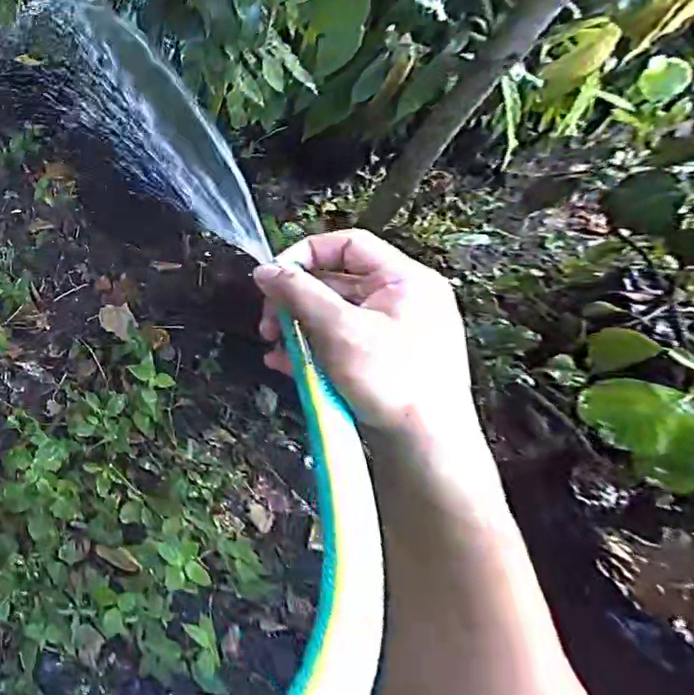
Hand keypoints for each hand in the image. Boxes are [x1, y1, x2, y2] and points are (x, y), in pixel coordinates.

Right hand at [252, 230, 490, 485]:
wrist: (429, 450)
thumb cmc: (393, 382)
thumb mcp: (337, 329)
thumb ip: (297, 293)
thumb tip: (264, 270)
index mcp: (405, 280)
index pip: (346, 244)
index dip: (304, 255)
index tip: (273, 279)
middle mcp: (403, 299)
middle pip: (333, 279)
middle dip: (294, 299)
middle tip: (269, 321)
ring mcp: (393, 331)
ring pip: (331, 313)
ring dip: (296, 326)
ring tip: (275, 346)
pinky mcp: (382, 360)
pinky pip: (338, 340)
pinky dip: (310, 348)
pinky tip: (286, 364)